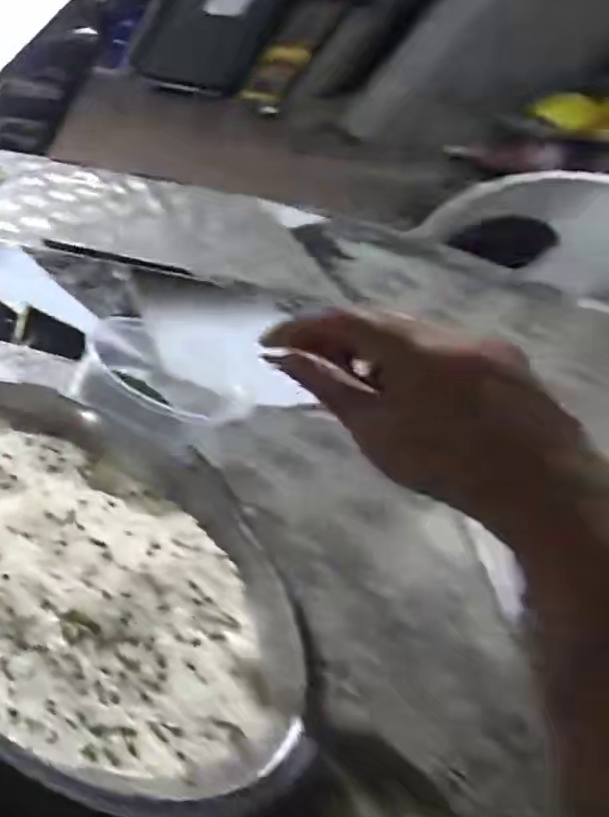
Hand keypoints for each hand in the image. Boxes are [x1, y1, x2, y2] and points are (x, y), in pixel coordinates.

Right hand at [263, 309, 602, 541]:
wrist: (548, 496)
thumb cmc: (443, 462)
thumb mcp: (369, 423)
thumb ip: (323, 381)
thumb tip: (281, 355)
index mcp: (419, 349)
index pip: (344, 319)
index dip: (299, 327)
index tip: (267, 344)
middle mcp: (456, 338)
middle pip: (376, 320)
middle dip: (330, 335)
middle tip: (298, 359)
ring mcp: (488, 350)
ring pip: (406, 332)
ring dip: (364, 346)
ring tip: (343, 376)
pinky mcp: (505, 366)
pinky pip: (435, 346)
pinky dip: (398, 356)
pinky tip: (390, 385)